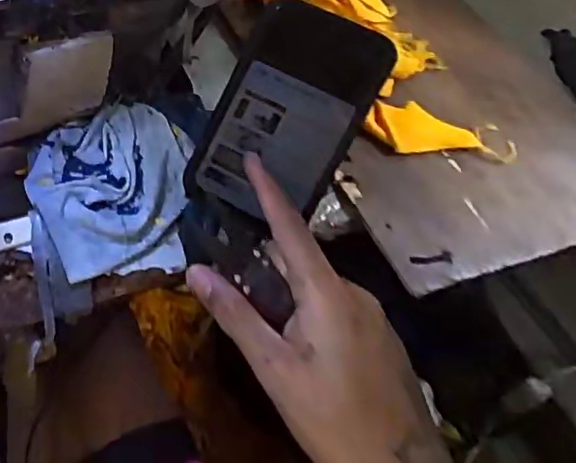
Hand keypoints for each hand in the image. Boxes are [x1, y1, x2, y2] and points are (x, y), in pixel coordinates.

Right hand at [188, 154, 446, 462]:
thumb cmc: (334, 419)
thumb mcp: (275, 369)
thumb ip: (235, 314)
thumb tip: (195, 268)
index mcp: (327, 293)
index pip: (290, 228)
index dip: (268, 190)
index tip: (252, 156)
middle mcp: (353, 294)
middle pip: (299, 260)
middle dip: (264, 260)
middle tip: (232, 268)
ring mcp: (372, 316)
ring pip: (316, 287)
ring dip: (285, 292)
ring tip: (263, 324)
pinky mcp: (380, 339)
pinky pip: (334, 306)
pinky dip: (307, 310)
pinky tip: (298, 344)